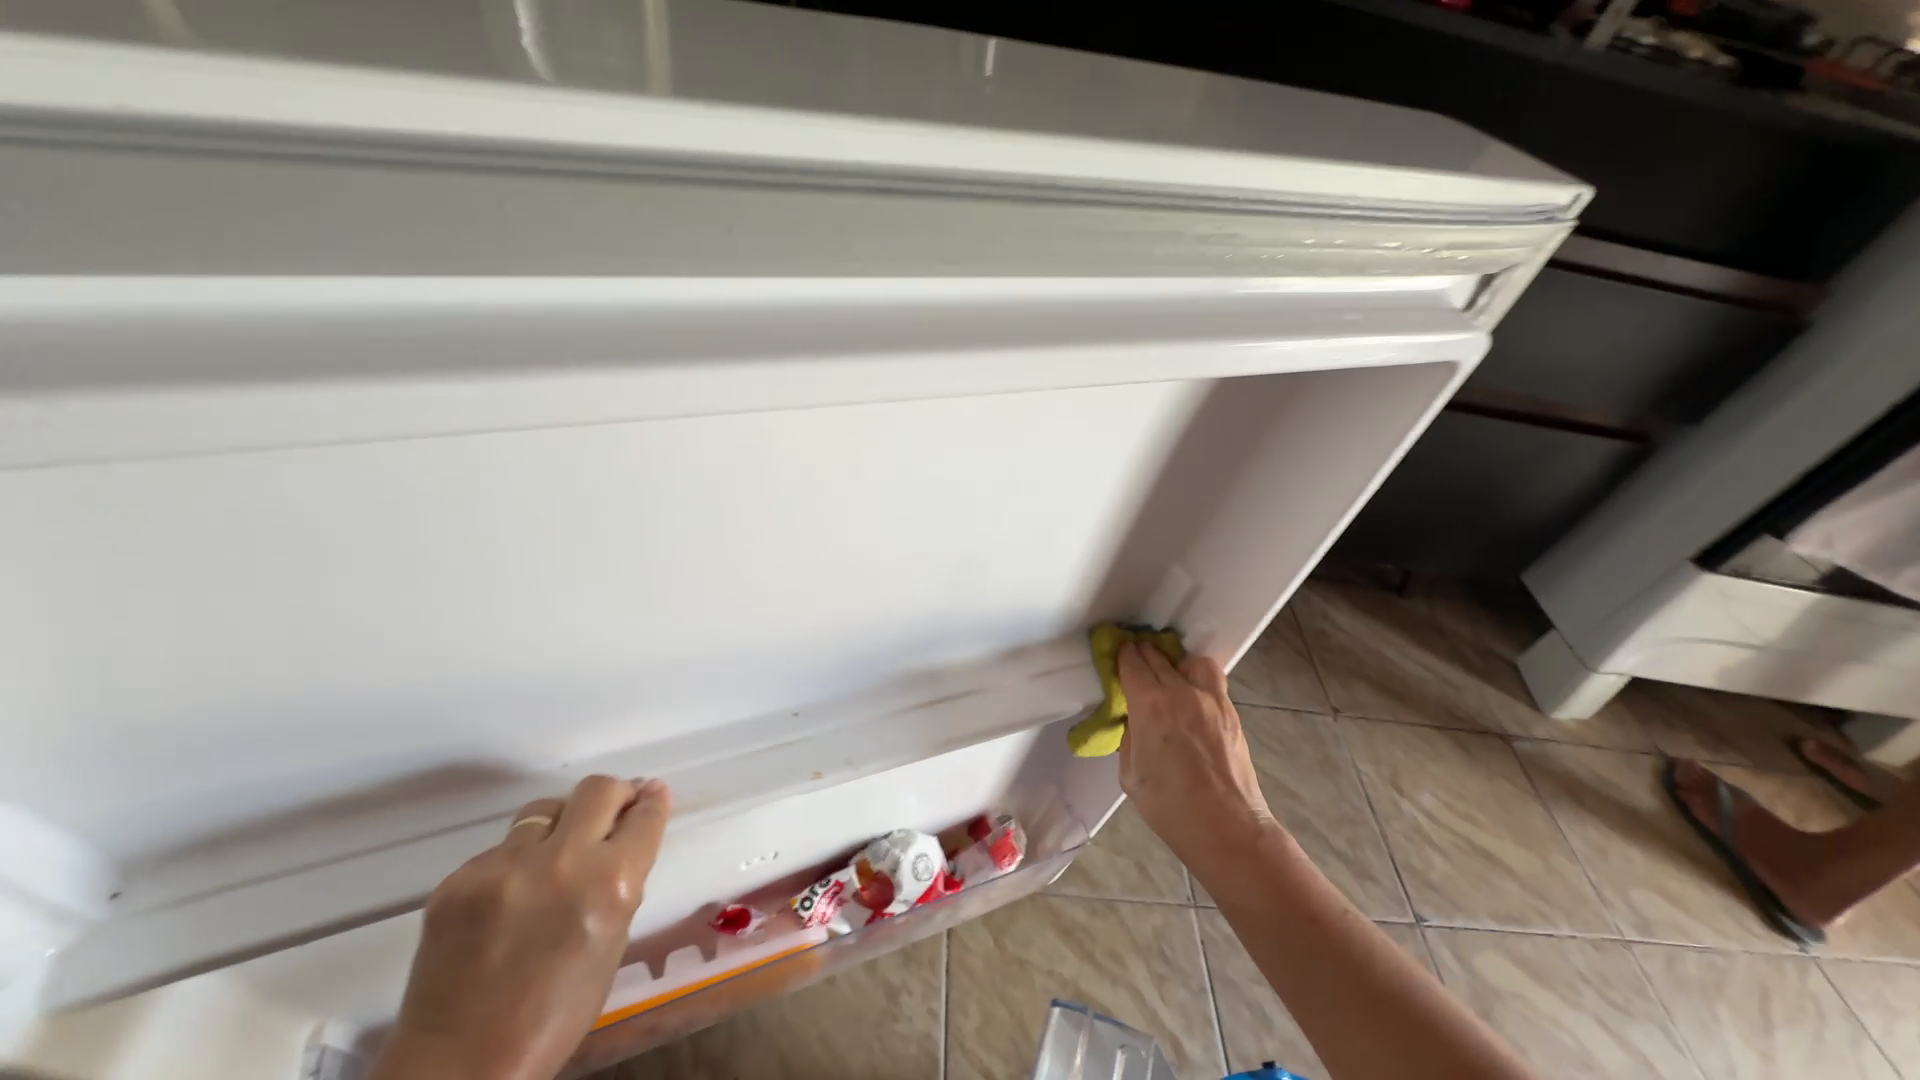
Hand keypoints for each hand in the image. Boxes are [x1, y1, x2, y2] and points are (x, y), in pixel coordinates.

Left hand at [371, 775, 671, 1079]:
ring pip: (544, 811)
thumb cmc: (555, 1016)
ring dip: (562, 822)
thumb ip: (619, 886)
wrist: (461, 1064)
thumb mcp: (612, 946)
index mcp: (611, 885)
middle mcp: (561, 862)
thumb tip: (627, 843)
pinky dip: (516, 862)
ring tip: (557, 854)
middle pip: (597, 790)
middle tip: (613, 810)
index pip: (642, 817)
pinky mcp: (459, 879)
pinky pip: (500, 849)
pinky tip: (513, 898)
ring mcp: (504, 867)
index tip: (652, 793)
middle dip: (613, 795)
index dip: (651, 802)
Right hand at [1117, 642, 1275, 859]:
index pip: (1131, 663)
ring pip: (1191, 662)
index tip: (1117, 657)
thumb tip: (1137, 722)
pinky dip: (1198, 680)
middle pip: (1158, 657)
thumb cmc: (1169, 806)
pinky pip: (1212, 681)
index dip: (1121, 657)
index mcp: (1149, 705)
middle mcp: (1180, 692)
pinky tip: (1192, 699)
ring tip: (1171, 678)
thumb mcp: (1130, 774)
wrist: (1225, 826)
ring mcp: (1211, 699)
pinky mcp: (1231, 712)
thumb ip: (1131, 738)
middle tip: (1135, 662)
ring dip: (1176, 663)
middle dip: (1143, 656)